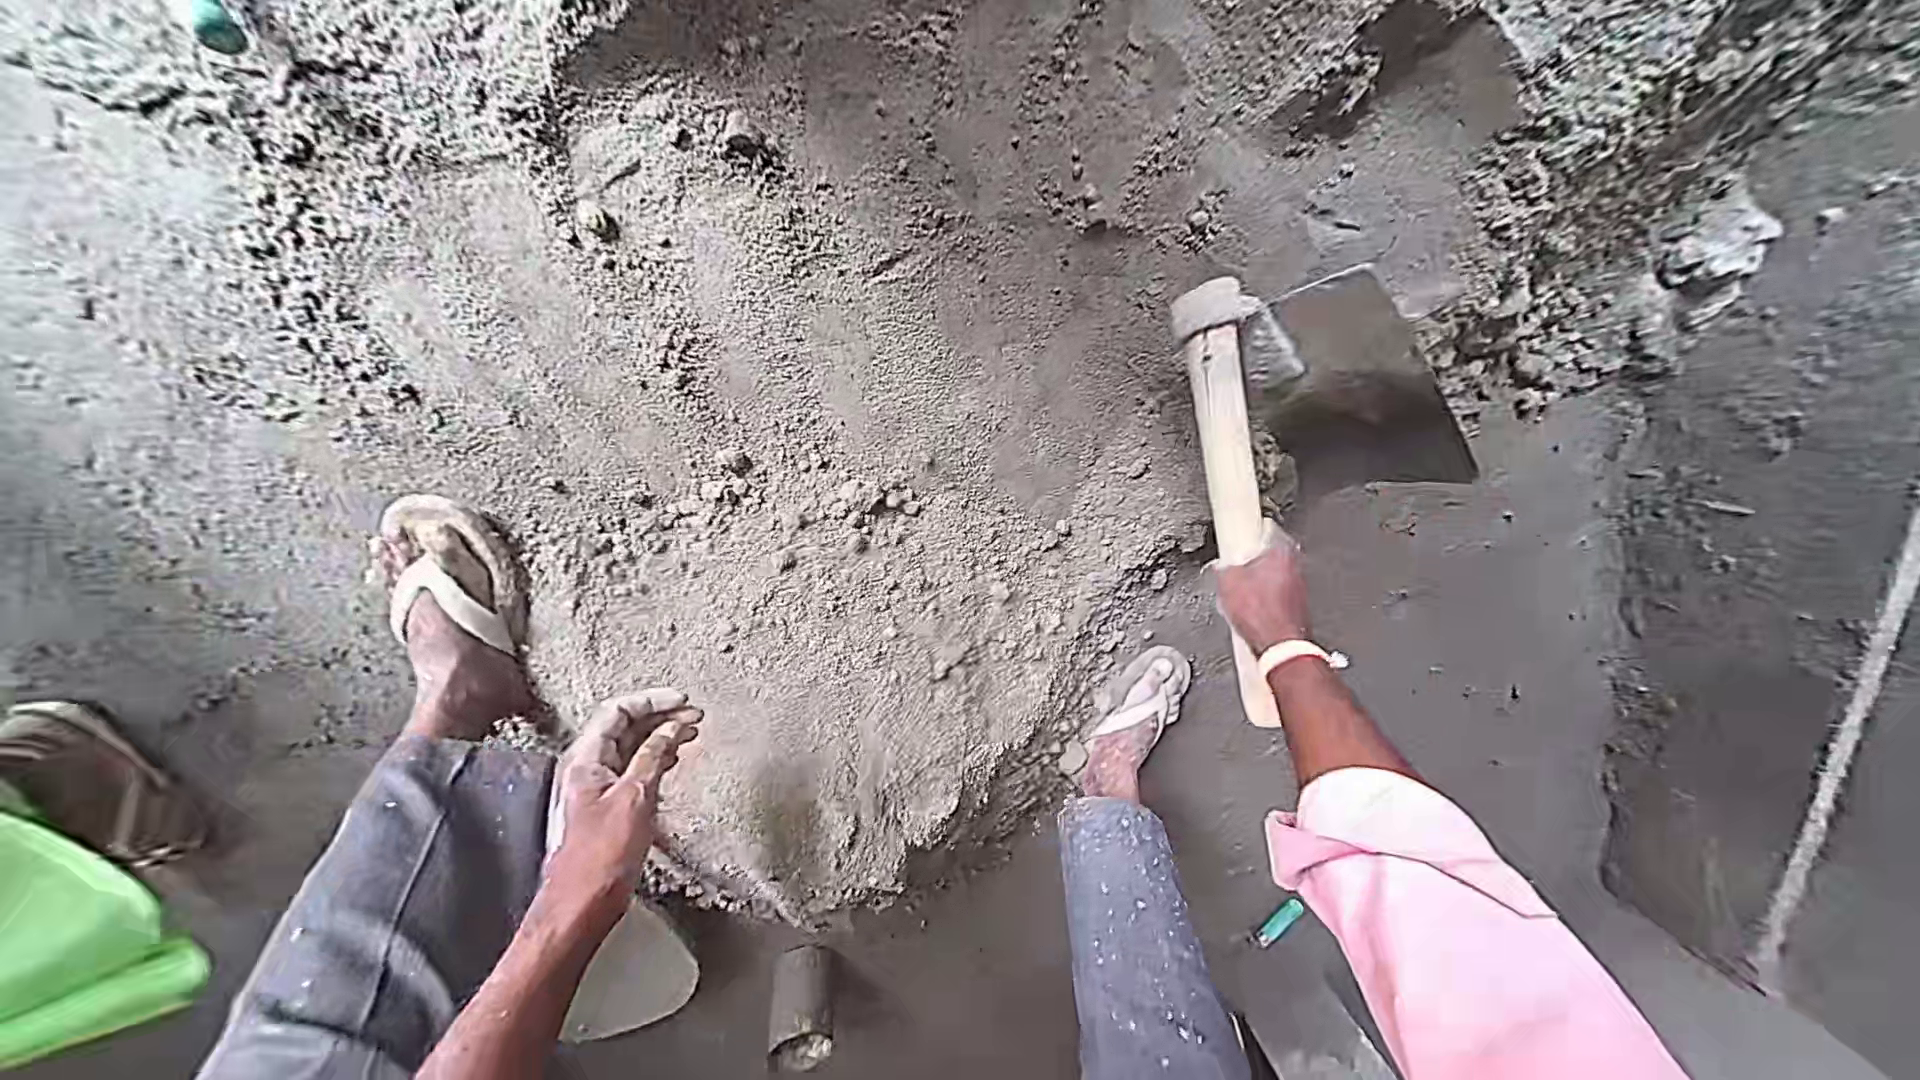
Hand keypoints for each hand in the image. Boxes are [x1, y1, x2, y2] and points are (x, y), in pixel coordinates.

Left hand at [542, 688, 701, 914]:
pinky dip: (658, 756)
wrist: (581, 905)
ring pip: (632, 745)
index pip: (618, 711)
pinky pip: (635, 766)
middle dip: (661, 715)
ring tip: (692, 731)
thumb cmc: (600, 858)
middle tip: (694, 715)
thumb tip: (671, 727)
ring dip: (662, 734)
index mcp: (585, 760)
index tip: (682, 701)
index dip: (652, 700)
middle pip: (625, 725)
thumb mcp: (635, 797)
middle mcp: (587, 768)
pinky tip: (675, 757)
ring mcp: (597, 786)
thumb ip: (653, 755)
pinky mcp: (609, 804)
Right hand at [1213, 519, 1311, 654]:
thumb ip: (1224, 566)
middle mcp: (1296, 567)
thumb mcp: (1227, 581)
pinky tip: (1250, 612)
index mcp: (1282, 552)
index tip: (1241, 535)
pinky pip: (1275, 597)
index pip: (1267, 530)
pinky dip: (1263, 601)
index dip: (1249, 532)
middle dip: (1252, 562)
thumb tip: (1222, 566)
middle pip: (1269, 556)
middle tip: (1235, 569)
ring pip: (1273, 577)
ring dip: (1258, 583)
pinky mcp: (1296, 608)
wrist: (1278, 646)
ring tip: (1240, 595)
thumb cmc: (1261, 614)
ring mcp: (1298, 588)